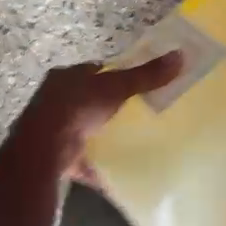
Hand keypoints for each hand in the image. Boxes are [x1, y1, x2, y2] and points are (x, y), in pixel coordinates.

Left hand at [4, 53, 181, 176]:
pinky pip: (82, 158)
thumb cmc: (77, 107)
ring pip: (83, 128)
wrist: (44, 148)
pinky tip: (116, 169)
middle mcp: (55, 99)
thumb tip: (180, 56)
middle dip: (108, 107)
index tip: (137, 85)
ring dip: (100, 134)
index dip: (115, 76)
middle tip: (136, 114)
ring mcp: (54, 128)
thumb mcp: (115, 87)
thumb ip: (146, 75)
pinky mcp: (57, 154)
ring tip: (129, 139)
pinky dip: (96, 163)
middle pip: (88, 100)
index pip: (94, 72)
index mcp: (65, 77)